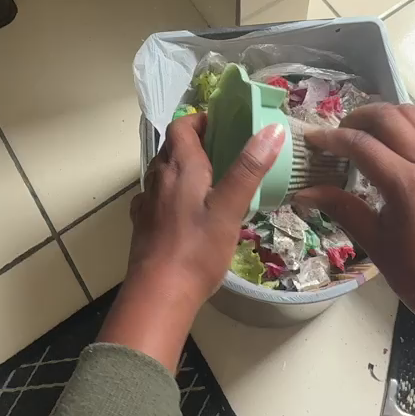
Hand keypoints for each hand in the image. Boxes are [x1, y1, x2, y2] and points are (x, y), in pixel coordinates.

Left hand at [98, 112, 284, 369]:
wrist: (159, 294)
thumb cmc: (198, 248)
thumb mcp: (231, 207)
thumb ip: (249, 167)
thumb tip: (272, 129)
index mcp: (180, 166)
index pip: (181, 126)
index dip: (200, 120)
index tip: (223, 126)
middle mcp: (158, 176)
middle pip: (172, 147)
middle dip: (195, 142)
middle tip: (225, 152)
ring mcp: (147, 201)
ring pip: (163, 171)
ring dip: (183, 167)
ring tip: (211, 181)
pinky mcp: (143, 223)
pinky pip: (157, 195)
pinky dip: (172, 192)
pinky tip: (186, 210)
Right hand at [294, 103, 414, 331]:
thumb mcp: (373, 241)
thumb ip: (339, 207)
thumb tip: (303, 192)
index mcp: (406, 184)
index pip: (361, 144)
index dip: (331, 138)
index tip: (311, 140)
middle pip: (388, 118)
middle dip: (357, 118)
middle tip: (338, 135)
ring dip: (387, 115)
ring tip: (367, 132)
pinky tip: (408, 135)